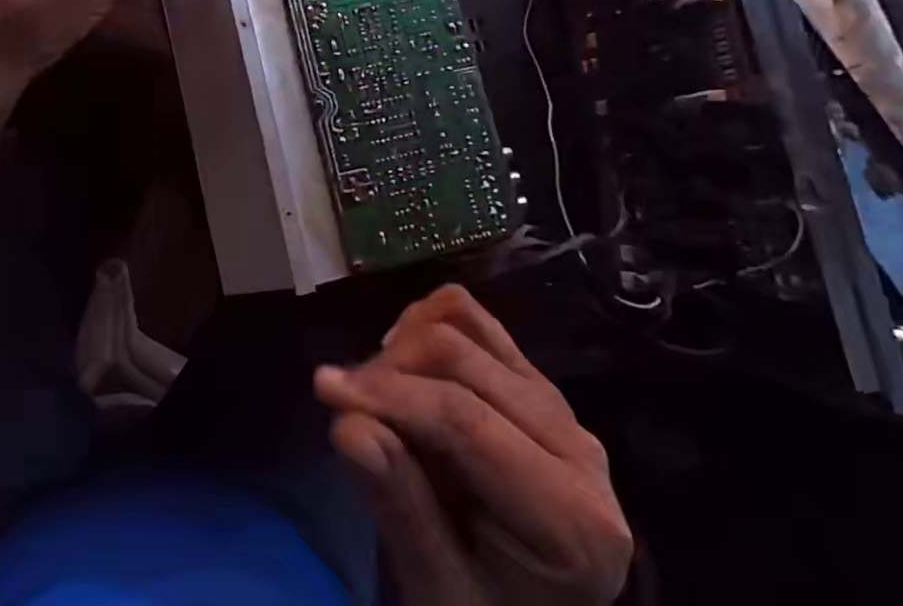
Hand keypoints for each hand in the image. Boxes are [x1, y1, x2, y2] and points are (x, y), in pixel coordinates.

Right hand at [314, 285, 633, 605]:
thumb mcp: (439, 591)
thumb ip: (400, 506)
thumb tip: (347, 425)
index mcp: (572, 516)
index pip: (467, 421)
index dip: (392, 396)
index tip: (323, 388)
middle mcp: (579, 445)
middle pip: (466, 361)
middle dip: (390, 369)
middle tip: (340, 400)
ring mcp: (561, 405)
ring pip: (471, 328)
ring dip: (407, 342)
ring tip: (372, 386)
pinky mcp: (537, 384)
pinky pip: (479, 323)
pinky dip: (430, 324)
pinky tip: (403, 363)